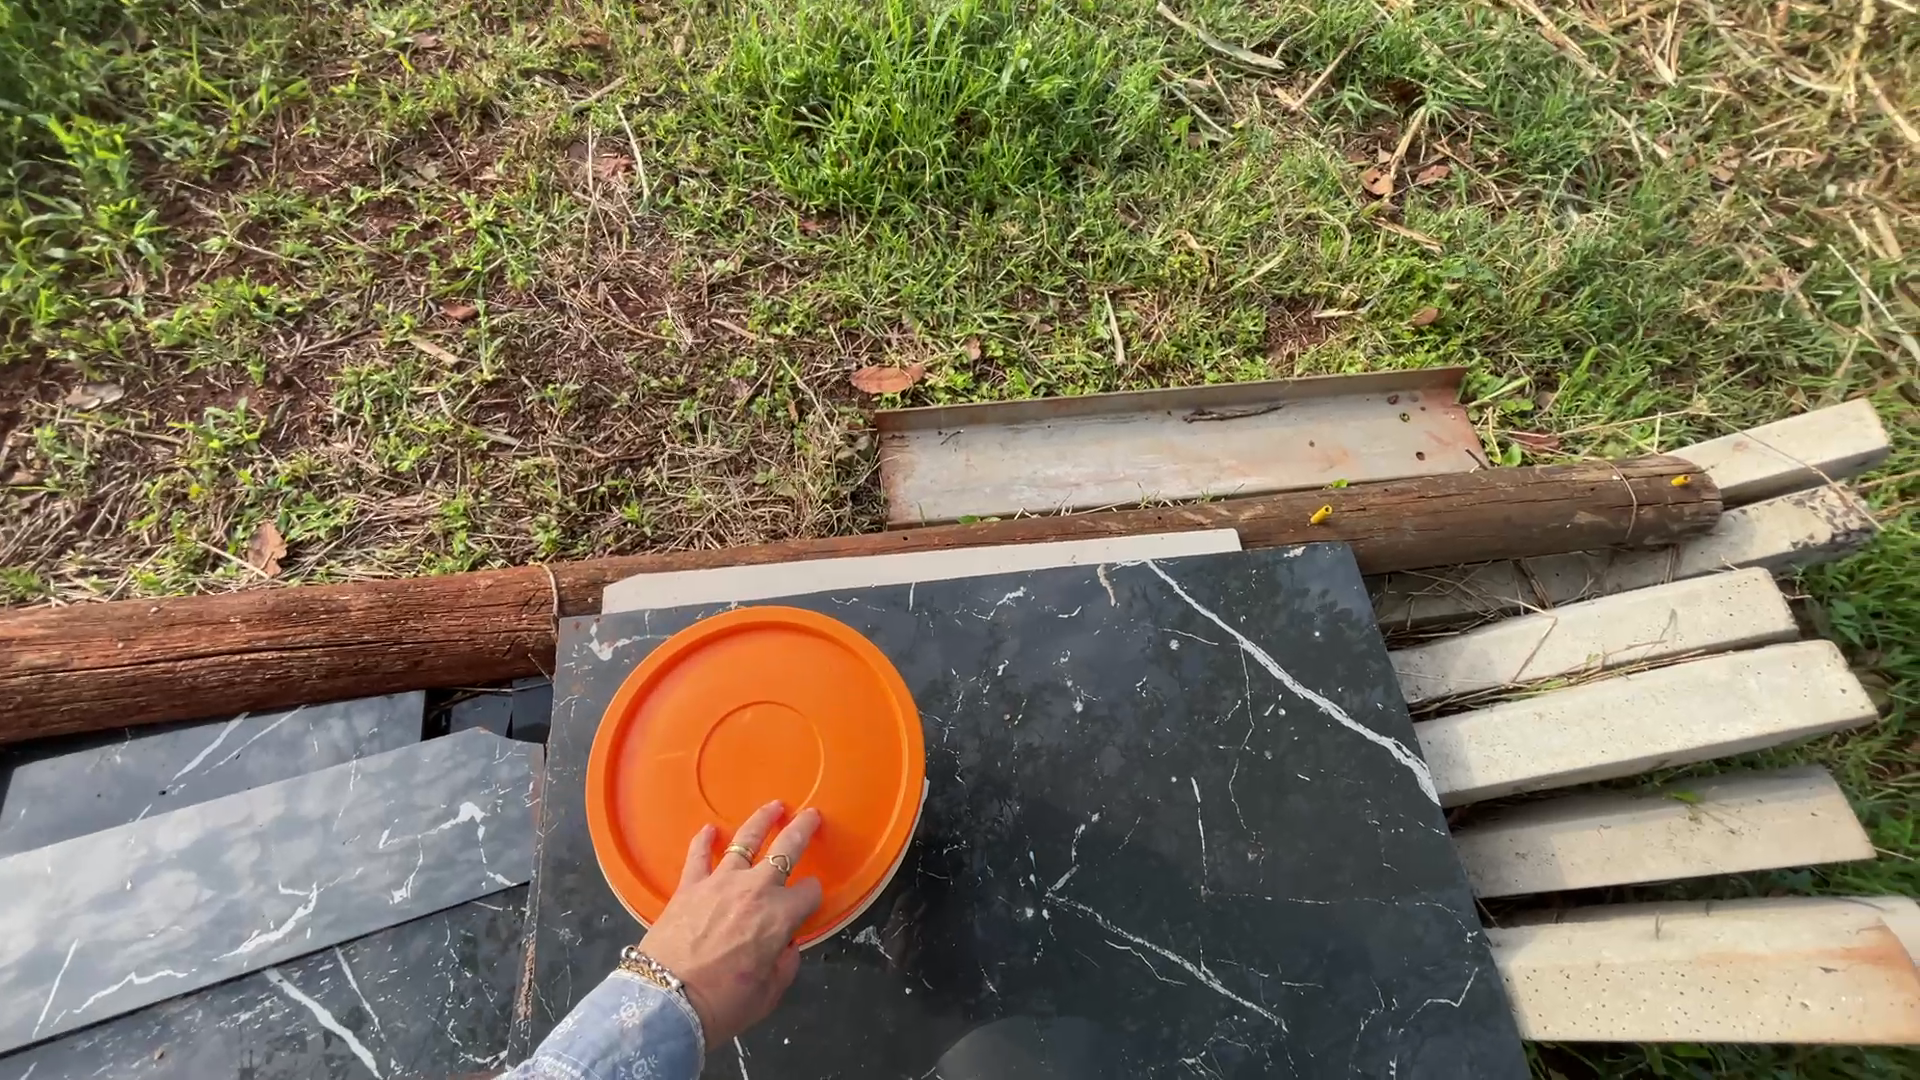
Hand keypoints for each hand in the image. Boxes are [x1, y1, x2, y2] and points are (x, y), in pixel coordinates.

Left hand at [639, 800, 823, 1048]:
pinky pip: (698, 855)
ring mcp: (721, 881)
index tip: (809, 900)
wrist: (665, 1003)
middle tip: (812, 814)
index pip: (809, 892)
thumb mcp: (767, 996)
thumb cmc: (720, 1005)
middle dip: (804, 828)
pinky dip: (703, 840)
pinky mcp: (690, 885)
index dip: (812, 895)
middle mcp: (756, 889)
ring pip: (747, 838)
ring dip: (763, 820)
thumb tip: (786, 949)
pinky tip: (709, 830)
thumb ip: (785, 967)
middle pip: (787, 847)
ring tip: (773, 807)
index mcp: (780, 916)